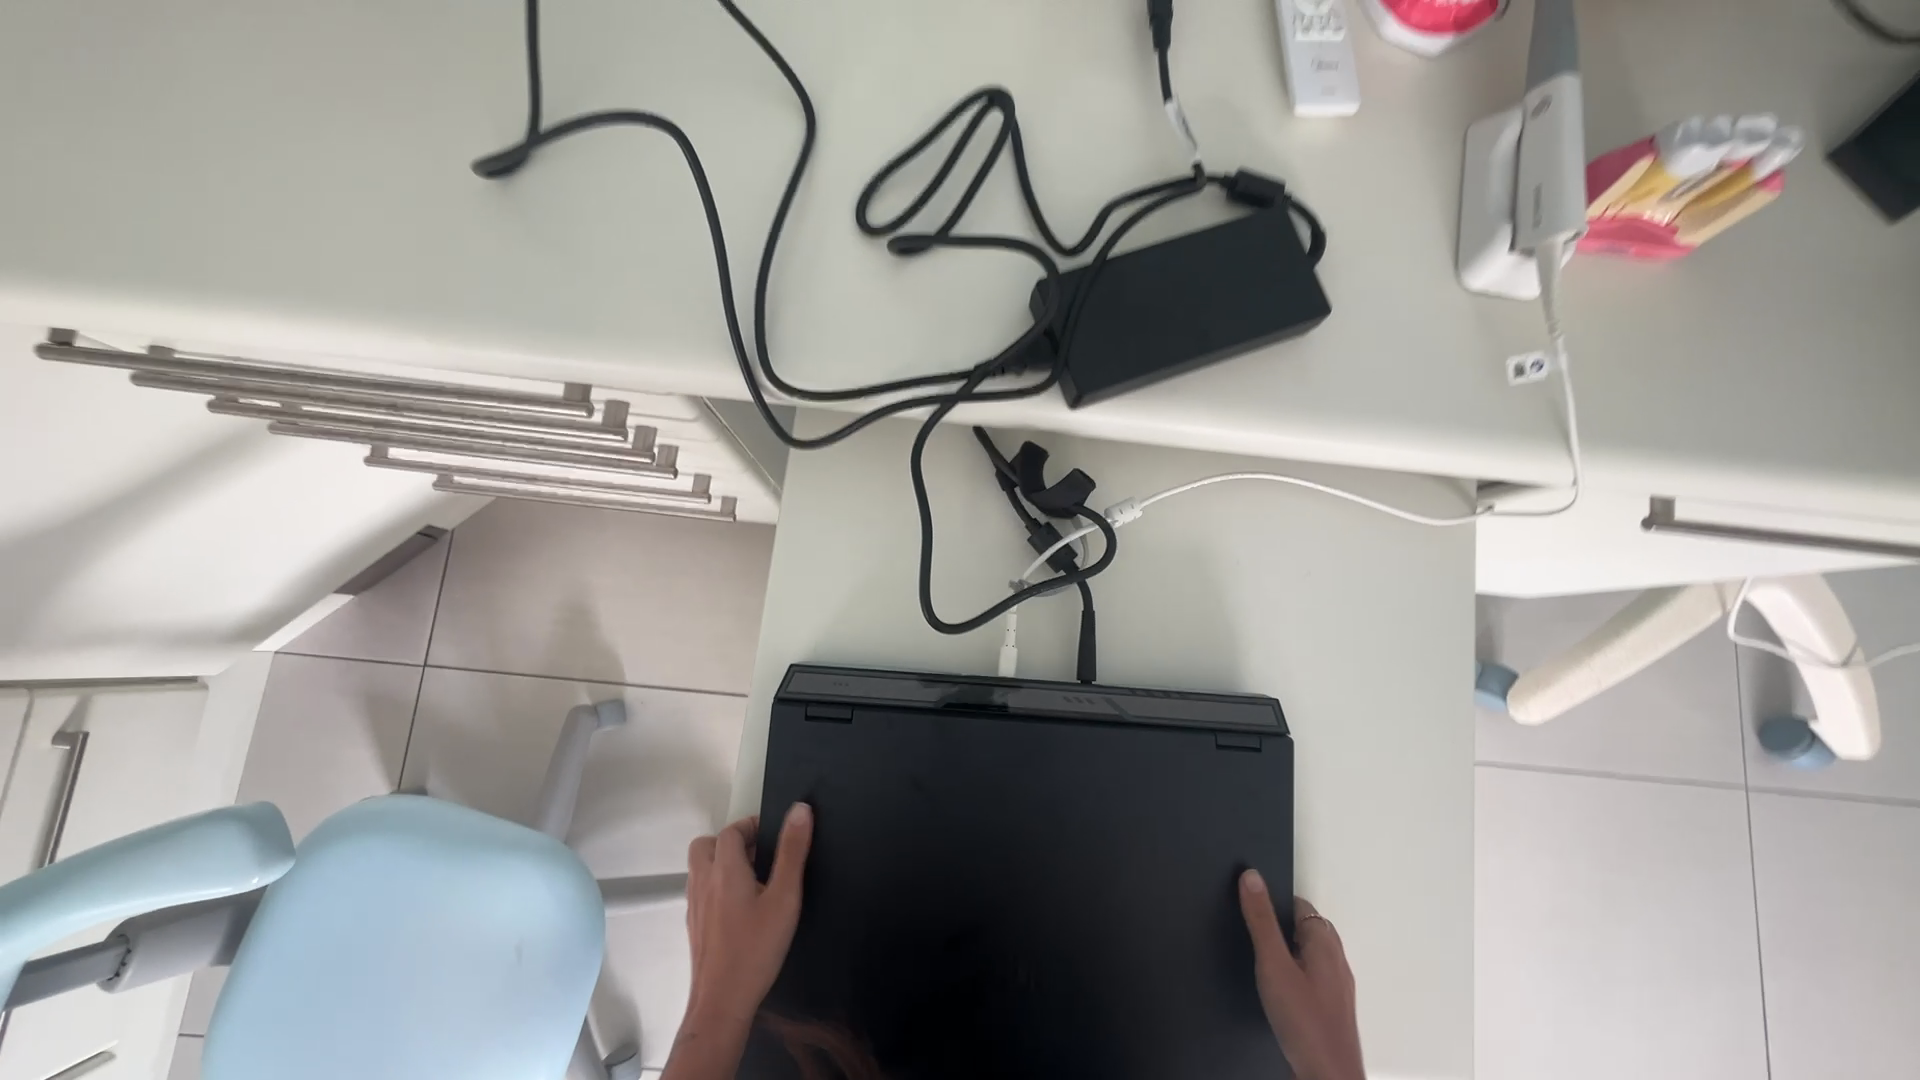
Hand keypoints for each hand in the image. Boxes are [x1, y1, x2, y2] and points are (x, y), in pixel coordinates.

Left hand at [683, 803, 813, 1026]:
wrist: (722, 1002)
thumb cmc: (757, 947)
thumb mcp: (784, 897)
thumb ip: (792, 851)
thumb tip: (800, 809)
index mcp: (724, 869)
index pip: (731, 831)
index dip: (752, 826)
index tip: (774, 835)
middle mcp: (702, 882)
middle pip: (707, 845)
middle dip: (731, 841)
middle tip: (760, 854)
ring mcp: (693, 906)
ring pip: (700, 868)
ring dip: (722, 862)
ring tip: (753, 879)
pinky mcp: (693, 926)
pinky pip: (700, 891)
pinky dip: (717, 885)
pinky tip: (740, 908)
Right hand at [1238, 870, 1363, 1079]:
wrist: (1329, 1078)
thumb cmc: (1302, 1018)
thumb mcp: (1273, 965)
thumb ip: (1261, 921)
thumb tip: (1251, 875)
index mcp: (1324, 943)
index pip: (1301, 906)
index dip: (1275, 901)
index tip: (1250, 904)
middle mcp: (1337, 961)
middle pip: (1309, 928)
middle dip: (1282, 924)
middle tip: (1250, 929)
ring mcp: (1339, 989)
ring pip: (1312, 955)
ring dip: (1290, 950)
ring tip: (1260, 959)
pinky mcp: (1334, 1011)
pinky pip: (1314, 978)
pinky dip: (1296, 973)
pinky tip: (1279, 991)